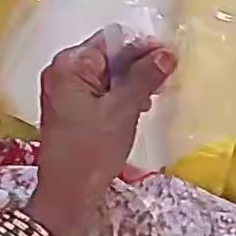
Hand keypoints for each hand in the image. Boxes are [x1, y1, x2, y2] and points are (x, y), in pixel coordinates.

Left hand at [30, 32, 176, 235]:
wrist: (68, 194)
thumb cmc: (92, 149)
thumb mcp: (123, 110)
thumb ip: (144, 77)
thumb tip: (167, 53)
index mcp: (70, 65)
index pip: (112, 41)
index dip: (143, 47)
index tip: (171, 59)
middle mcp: (63, 72)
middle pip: (109, 56)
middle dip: (139, 66)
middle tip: (168, 79)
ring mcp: (66, 92)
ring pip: (108, 76)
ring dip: (133, 83)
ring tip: (154, 97)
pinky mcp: (73, 111)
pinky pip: (102, 93)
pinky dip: (121, 97)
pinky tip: (138, 109)